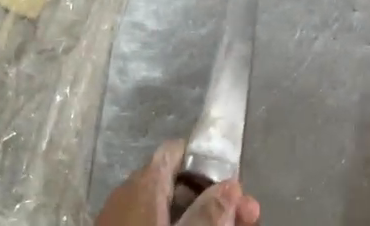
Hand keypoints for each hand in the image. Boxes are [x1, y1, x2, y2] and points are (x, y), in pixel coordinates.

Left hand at [96, 141, 261, 225]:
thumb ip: (210, 213)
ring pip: (170, 209)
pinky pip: (153, 222)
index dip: (209, 163)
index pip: (178, 151)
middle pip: (179, 184)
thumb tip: (232, 185)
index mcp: (145, 182)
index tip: (234, 186)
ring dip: (201, 218)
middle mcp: (131, 193)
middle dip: (215, 199)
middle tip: (247, 218)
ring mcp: (122, 218)